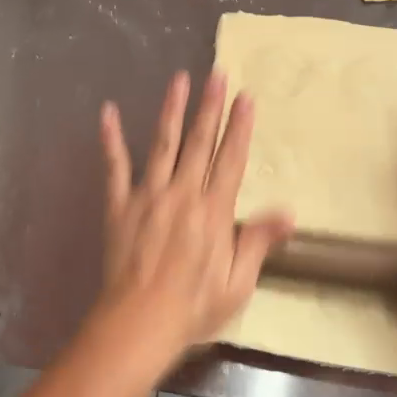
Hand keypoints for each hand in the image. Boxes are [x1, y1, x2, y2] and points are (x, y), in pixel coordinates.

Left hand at [93, 72, 292, 359]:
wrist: (139, 323)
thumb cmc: (194, 308)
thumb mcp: (238, 283)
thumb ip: (257, 242)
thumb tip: (288, 213)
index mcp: (214, 212)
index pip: (231, 160)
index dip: (240, 128)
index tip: (246, 97)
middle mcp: (182, 194)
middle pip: (200, 143)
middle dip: (210, 106)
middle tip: (218, 73)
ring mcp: (148, 197)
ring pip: (163, 145)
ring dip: (172, 110)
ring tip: (179, 78)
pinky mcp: (119, 206)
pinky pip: (114, 167)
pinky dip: (111, 139)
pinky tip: (108, 112)